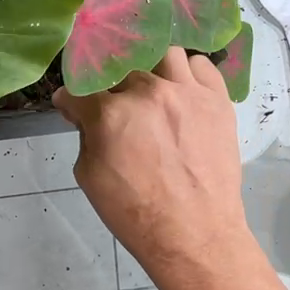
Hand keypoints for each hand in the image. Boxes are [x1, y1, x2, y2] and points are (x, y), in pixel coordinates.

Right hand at [53, 49, 257, 280]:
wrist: (193, 232)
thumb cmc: (133, 211)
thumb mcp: (89, 176)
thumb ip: (84, 135)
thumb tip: (81, 112)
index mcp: (110, 114)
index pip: (79, 91)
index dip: (72, 101)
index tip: (72, 108)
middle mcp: (147, 92)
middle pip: (120, 71)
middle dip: (111, 88)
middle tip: (114, 109)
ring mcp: (187, 92)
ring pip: (162, 56)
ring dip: (150, 70)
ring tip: (151, 91)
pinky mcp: (217, 99)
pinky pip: (200, 66)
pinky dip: (187, 73)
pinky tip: (181, 91)